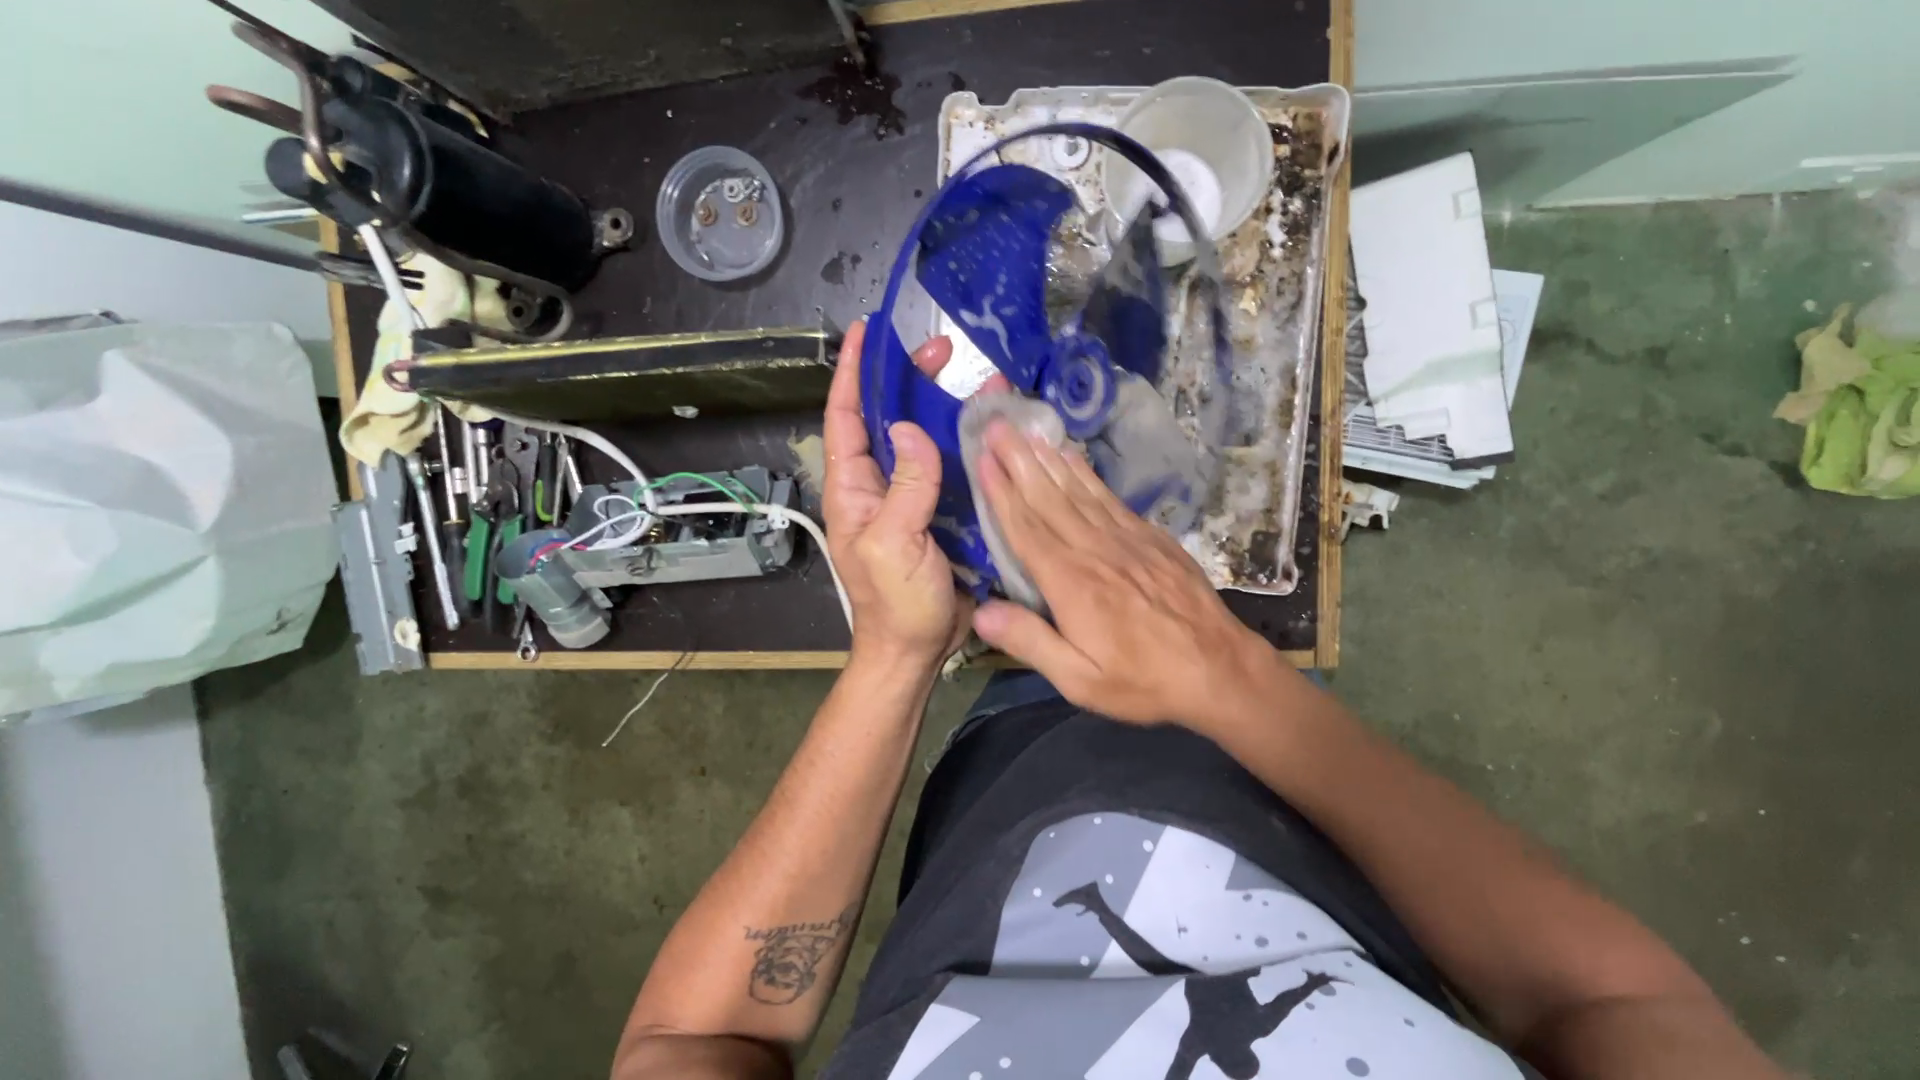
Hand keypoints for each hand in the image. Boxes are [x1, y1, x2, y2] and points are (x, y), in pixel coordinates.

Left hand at [821, 320, 975, 668]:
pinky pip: (949, 467)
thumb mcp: (892, 543)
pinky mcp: (940, 510)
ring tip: (972, 377)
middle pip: (887, 419)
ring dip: (942, 406)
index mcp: (853, 488)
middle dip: (907, 381)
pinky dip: (966, 442)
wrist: (918, 648)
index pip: (845, 418)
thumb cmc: (895, 603)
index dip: (852, 373)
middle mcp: (878, 484)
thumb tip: (908, 427)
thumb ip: (904, 486)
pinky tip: (988, 425)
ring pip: (922, 439)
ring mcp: (910, 496)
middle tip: (942, 352)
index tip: (865, 333)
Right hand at [969, 420, 1279, 729]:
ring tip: (1026, 432)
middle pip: (1049, 499)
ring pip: (1079, 492)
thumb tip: (980, 610)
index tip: (982, 458)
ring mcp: (1127, 540)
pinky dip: (1087, 475)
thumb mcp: (1080, 680)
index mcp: (1071, 584)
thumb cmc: (1143, 681)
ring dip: (1048, 460)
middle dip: (1018, 462)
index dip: (1002, 493)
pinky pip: (1110, 498)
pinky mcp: (1151, 538)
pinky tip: (1074, 459)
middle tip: (996, 426)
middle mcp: (1095, 551)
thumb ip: (1030, 642)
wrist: (1219, 669)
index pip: (1026, 529)